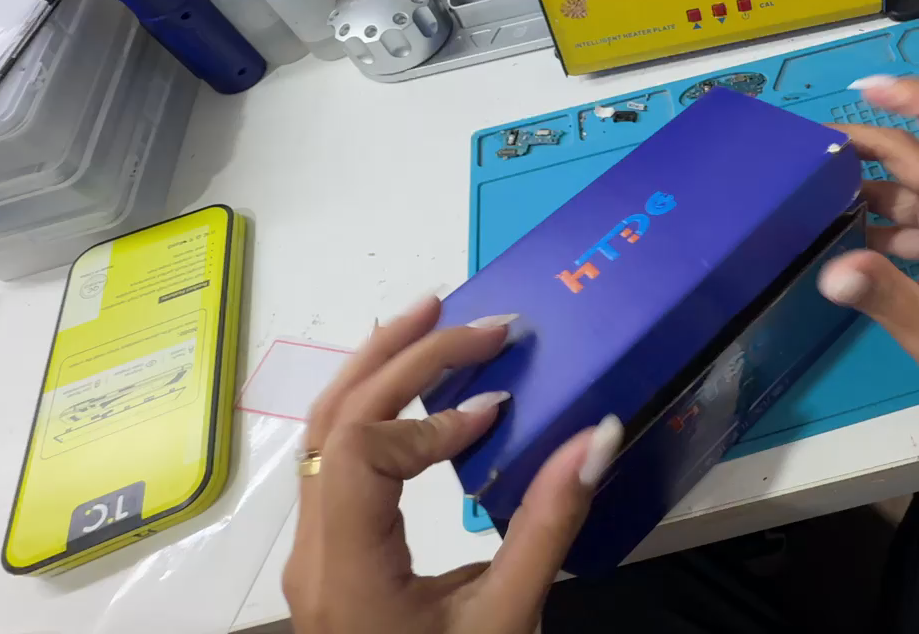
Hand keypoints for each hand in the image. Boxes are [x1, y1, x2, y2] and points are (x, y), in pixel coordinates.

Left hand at [283, 297, 622, 633]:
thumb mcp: (508, 619)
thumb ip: (552, 523)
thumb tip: (602, 431)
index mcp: (348, 571)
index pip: (361, 451)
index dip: (430, 416)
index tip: (500, 408)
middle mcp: (316, 551)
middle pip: (335, 420)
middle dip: (402, 354)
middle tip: (469, 314)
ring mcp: (318, 551)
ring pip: (327, 431)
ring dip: (381, 365)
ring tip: (434, 319)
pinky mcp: (336, 551)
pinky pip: (342, 454)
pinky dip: (380, 402)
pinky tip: (419, 388)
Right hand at [819, 75, 918, 438]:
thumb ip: (884, 297)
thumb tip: (829, 269)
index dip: (918, 100)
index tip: (869, 88)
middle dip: (867, 142)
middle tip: (811, 150)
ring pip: (911, 188)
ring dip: (867, 183)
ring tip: (815, 194)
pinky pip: (914, 219)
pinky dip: (879, 221)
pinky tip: (846, 241)